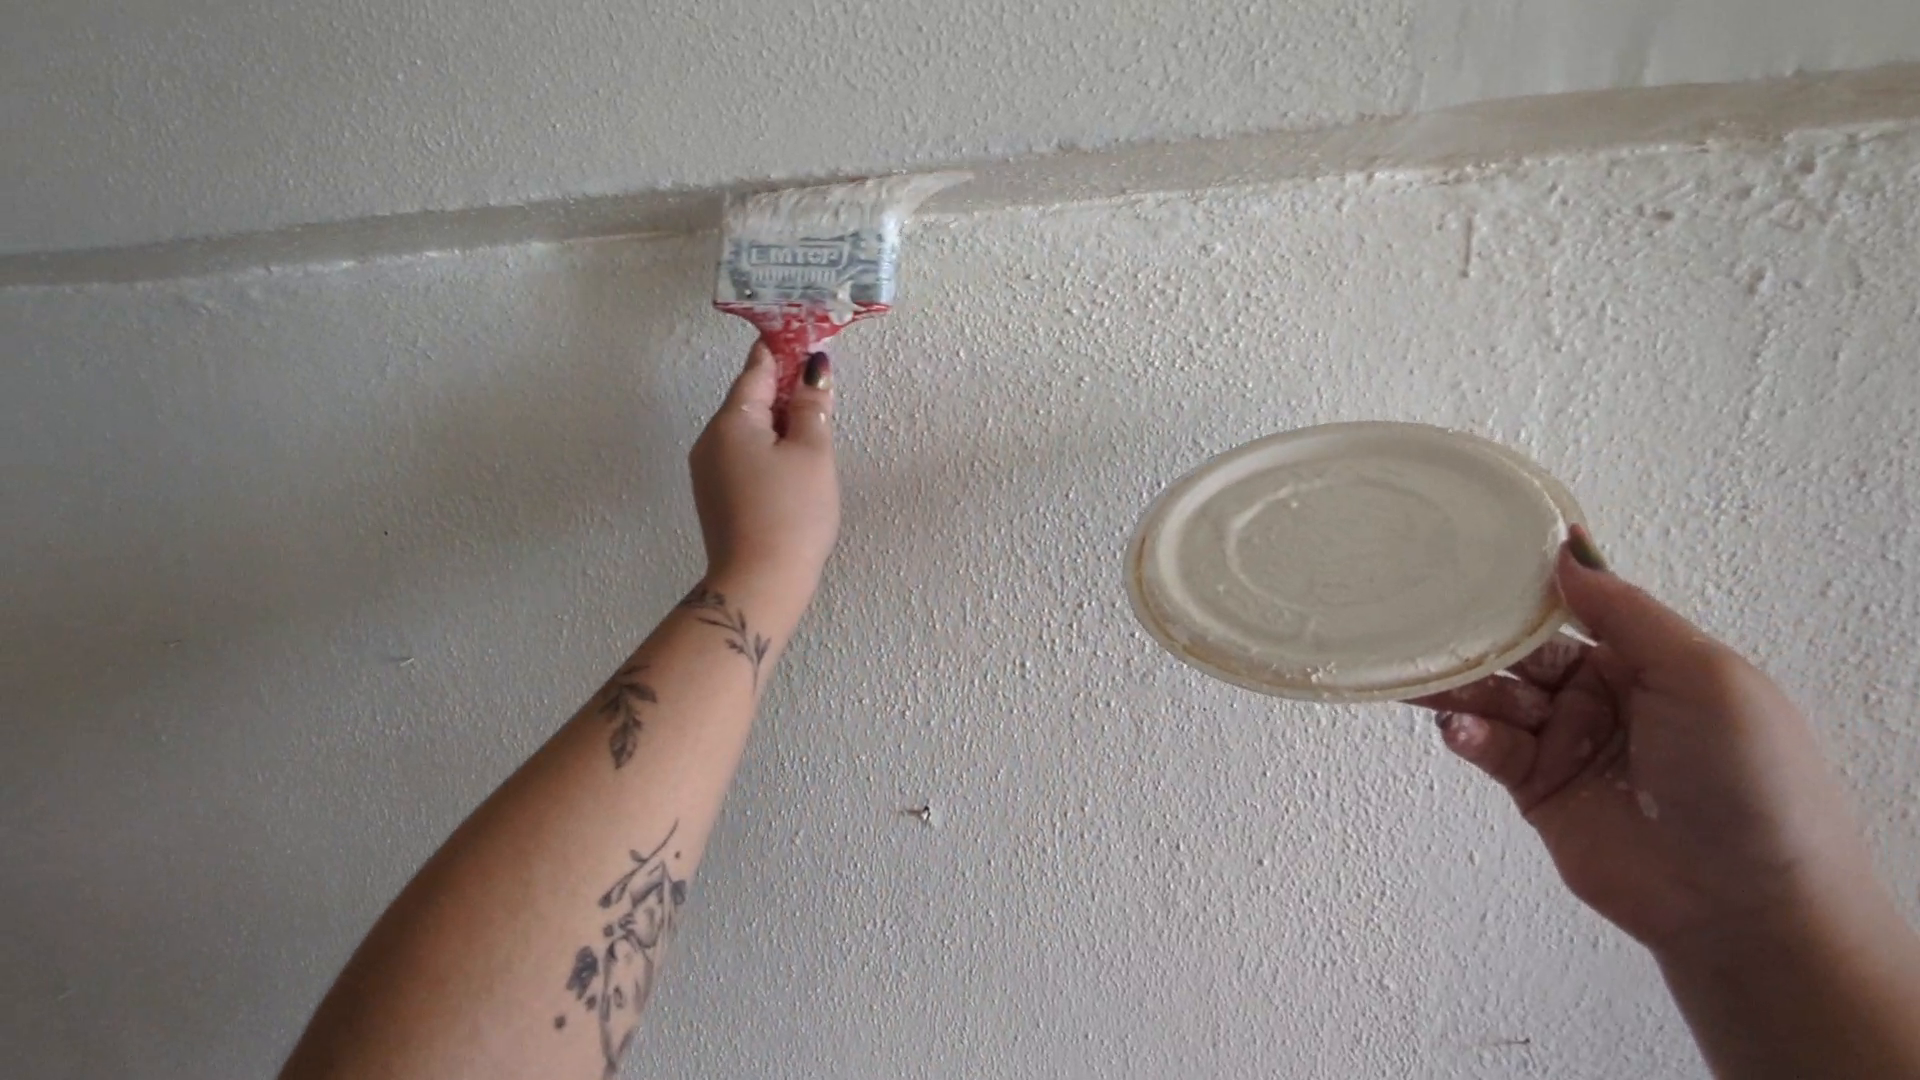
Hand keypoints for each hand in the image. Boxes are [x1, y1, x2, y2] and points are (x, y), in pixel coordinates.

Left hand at [688, 343, 839, 607]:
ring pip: (748, 432)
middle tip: (821, 395)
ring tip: (813, 439)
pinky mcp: (716, 497)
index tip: (805, 340)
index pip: (757, 370)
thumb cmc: (791, 513)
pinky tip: (793, 471)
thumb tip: (813, 369)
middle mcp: (710, 440)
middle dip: (784, 394)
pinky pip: (743, 458)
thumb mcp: (812, 452)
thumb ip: (812, 406)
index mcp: (732, 421)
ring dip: (778, 426)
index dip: (784, 352)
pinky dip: (768, 452)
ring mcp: (708, 471)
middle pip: (750, 401)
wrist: (760, 580)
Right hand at [1411, 527, 1883, 956]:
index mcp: (1641, 662)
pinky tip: (1461, 731)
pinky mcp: (1533, 784)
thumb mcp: (1704, 676)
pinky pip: (1486, 745)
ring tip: (1420, 679)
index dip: (1518, 591)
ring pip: (1490, 697)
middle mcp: (1596, 696)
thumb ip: (1625, 611)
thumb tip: (1566, 546)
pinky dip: (1466, 733)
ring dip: (1456, 687)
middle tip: (1419, 625)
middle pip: (1515, 654)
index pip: (1564, 611)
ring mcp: (1562, 741)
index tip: (1463, 566)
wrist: (1746, 908)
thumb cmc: (1748, 782)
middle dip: (1471, 640)